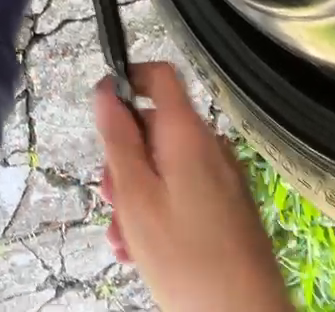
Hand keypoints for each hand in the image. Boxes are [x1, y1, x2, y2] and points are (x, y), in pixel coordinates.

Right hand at [94, 63, 292, 311]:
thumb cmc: (186, 259)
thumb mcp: (135, 195)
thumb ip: (117, 138)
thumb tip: (105, 90)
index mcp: (187, 134)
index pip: (159, 75)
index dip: (128, 79)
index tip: (104, 108)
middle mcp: (210, 148)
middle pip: (156, 127)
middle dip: (123, 156)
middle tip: (108, 196)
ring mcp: (224, 179)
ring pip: (166, 166)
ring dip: (136, 192)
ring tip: (122, 235)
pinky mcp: (230, 210)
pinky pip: (185, 192)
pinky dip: (159, 209)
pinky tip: (143, 248)